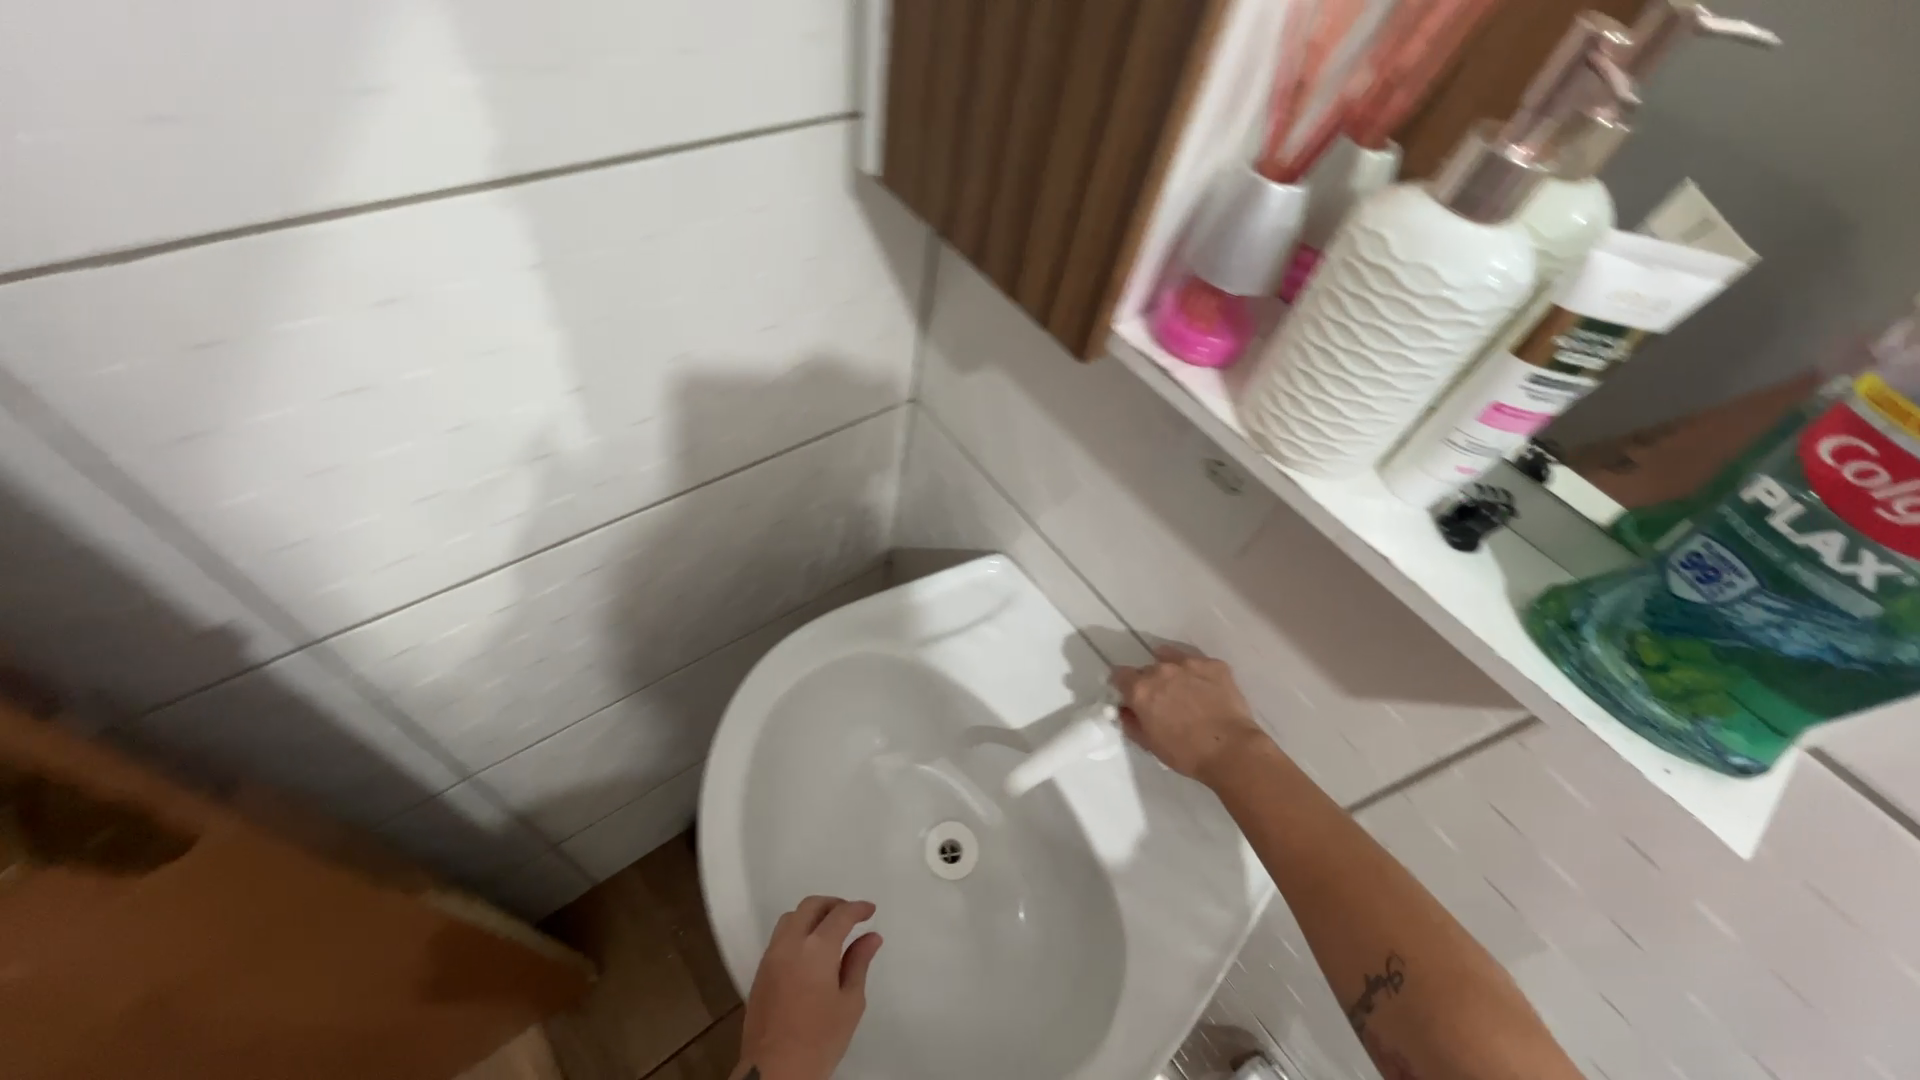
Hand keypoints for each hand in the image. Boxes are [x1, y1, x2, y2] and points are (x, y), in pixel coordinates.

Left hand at [733, 896, 882, 1079]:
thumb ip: (859, 963)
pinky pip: (779, 937)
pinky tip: (810, 951)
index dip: (857, 908)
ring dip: (811, 915)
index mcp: (816, 949)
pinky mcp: (760, 972)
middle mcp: (790, 944)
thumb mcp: (850, 1003)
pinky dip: (797, 931)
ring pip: (790, 918)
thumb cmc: (820, 1040)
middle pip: (810, 906)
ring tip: (830, 930)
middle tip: (851, 915)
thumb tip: (871, 937)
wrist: (774, 1072)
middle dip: (833, 904)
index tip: (870, 911)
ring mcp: (771, 957)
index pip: (840, 915)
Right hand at [1111, 645, 1268, 786]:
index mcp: (1141, 689)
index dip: (1122, 685)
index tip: (1129, 696)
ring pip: (1171, 657)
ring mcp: (1189, 663)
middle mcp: (1161, 670)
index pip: (1119, 675)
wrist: (1231, 750)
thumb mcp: (1149, 743)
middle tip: (1162, 701)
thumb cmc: (1185, 753)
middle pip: (1147, 668)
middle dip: (1149, 682)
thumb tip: (1125, 710)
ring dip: (1171, 670)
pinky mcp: (1214, 665)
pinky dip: (1197, 673)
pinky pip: (1198, 662)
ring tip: (1183, 689)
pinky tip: (1206, 689)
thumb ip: (1131, 722)